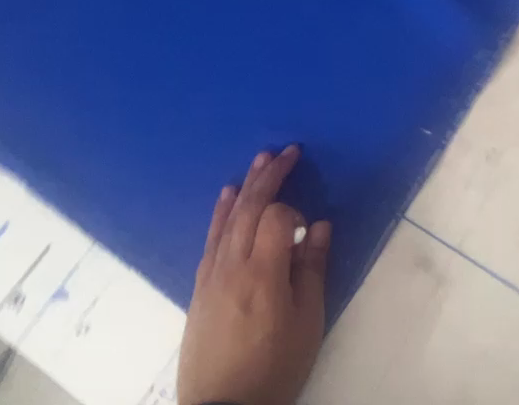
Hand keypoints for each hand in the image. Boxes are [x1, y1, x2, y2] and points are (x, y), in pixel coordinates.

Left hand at [178, 147, 331, 404]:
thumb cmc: (276, 367)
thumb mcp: (307, 322)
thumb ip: (313, 269)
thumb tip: (318, 226)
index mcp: (264, 273)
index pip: (277, 217)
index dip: (294, 211)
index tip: (307, 227)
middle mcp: (233, 266)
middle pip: (250, 209)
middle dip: (270, 177)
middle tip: (287, 152)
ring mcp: (212, 275)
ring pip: (228, 219)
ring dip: (246, 186)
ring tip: (260, 160)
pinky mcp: (200, 288)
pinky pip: (211, 239)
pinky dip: (221, 213)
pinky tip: (228, 196)